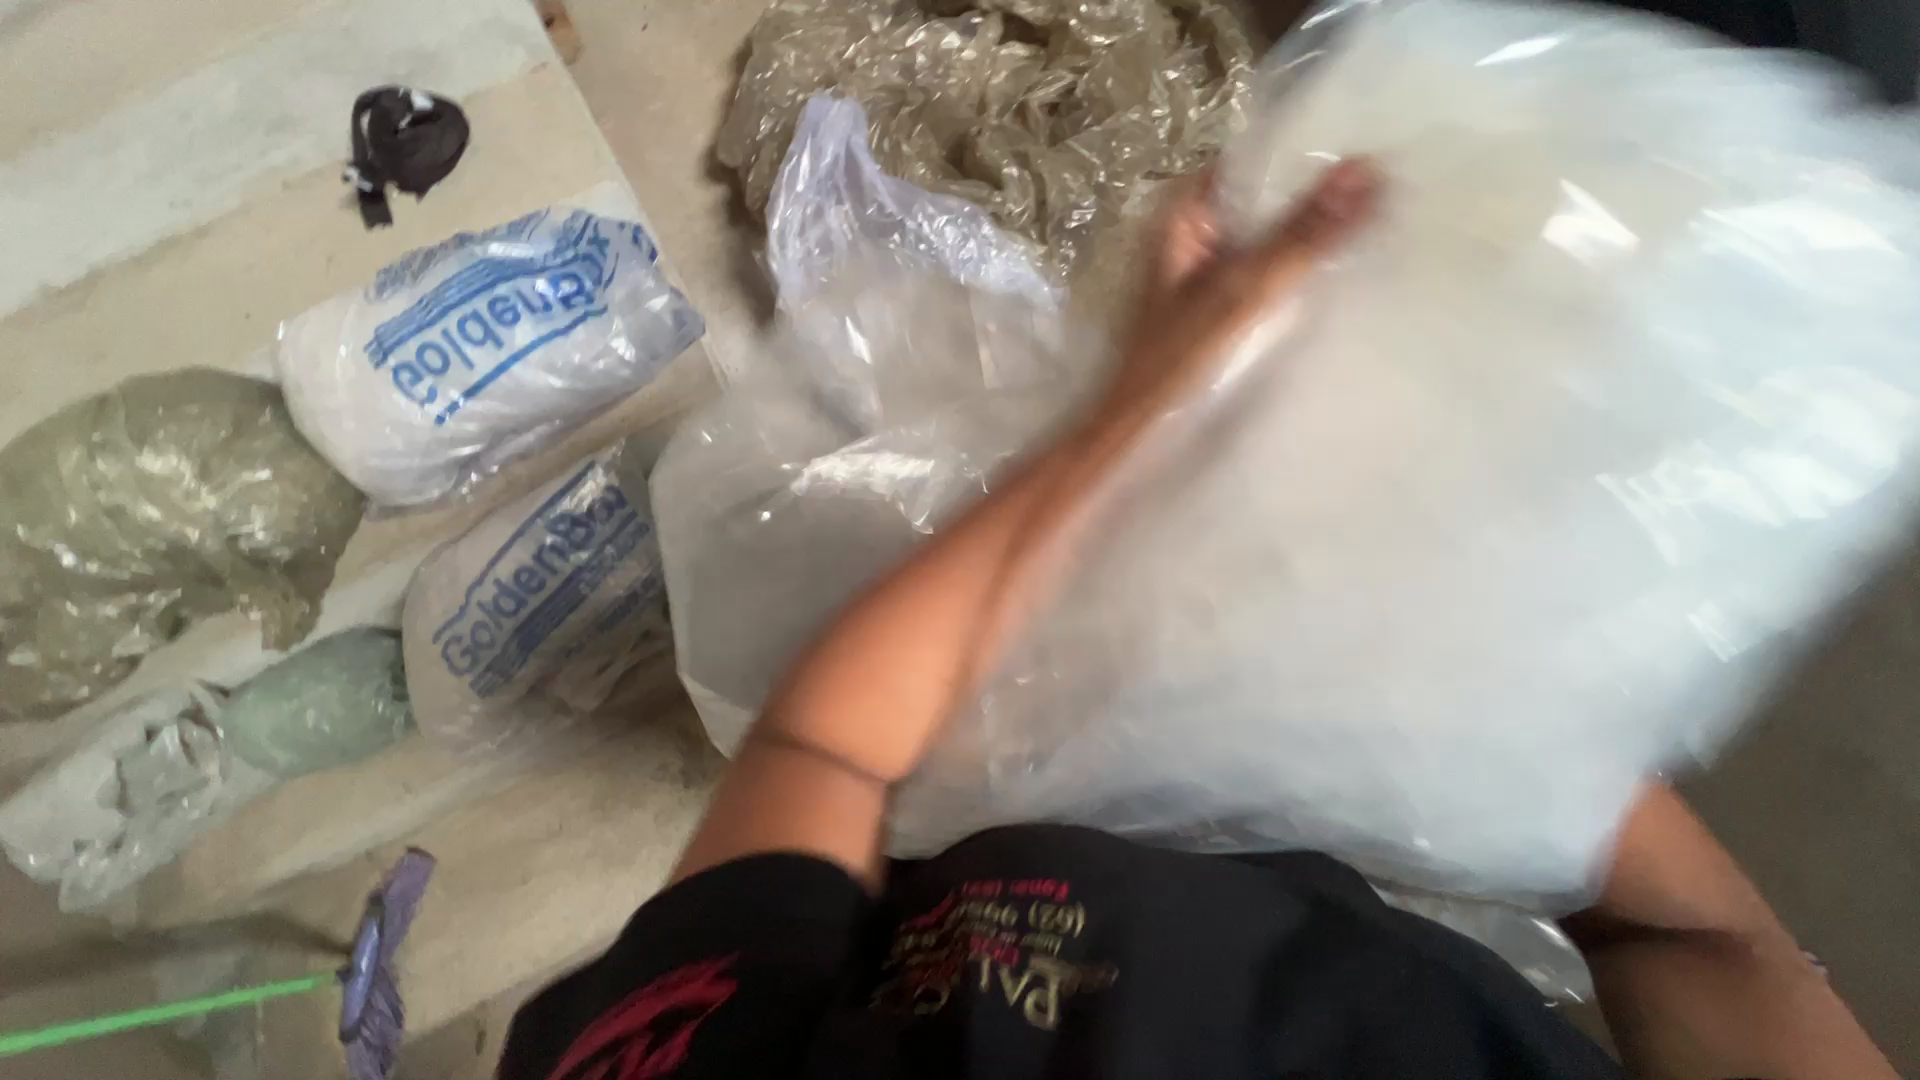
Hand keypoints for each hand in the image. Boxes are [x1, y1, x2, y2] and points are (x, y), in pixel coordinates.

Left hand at [1100, 158, 1381, 418]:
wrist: (1139, 427)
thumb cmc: (1175, 360)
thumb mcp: (1240, 293)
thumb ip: (1299, 236)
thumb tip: (1367, 168)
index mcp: (1184, 215)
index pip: (1253, 159)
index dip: (1307, 148)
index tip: (1373, 134)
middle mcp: (1195, 234)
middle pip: (1267, 197)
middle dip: (1319, 192)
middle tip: (1396, 174)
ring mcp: (1209, 271)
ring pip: (1271, 236)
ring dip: (1314, 232)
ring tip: (1387, 212)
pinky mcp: (1222, 305)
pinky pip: (1269, 272)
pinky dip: (1300, 269)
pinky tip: (1346, 268)